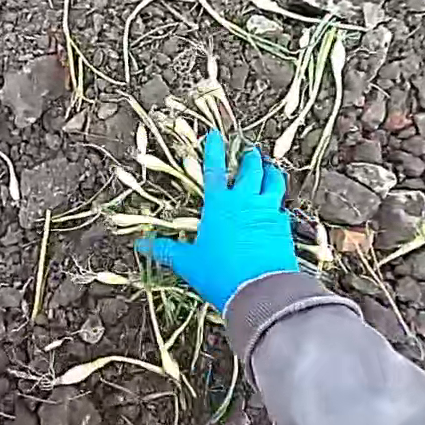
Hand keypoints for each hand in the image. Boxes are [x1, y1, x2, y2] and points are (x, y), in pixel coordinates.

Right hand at [136, 130, 297, 311]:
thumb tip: (140, 245)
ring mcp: (268, 211)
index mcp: (220, 204)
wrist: (261, 289)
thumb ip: (166, 250)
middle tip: (250, 151)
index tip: (216, 135)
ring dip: (272, 173)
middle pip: (251, 170)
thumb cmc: (219, 273)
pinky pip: (283, 208)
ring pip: (274, 183)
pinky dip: (280, 205)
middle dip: (249, 158)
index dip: (214, 150)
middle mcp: (245, 201)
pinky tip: (279, 209)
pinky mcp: (284, 226)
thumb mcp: (189, 262)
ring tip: (271, 169)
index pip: (214, 169)